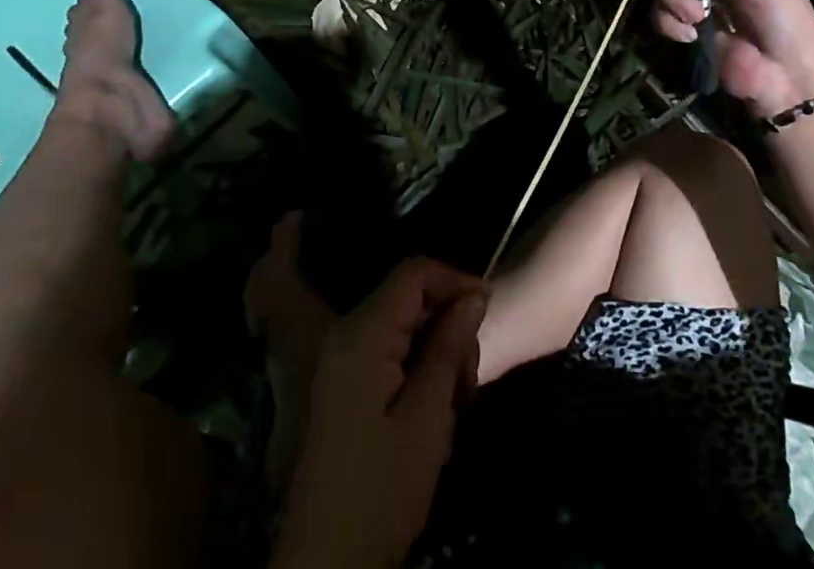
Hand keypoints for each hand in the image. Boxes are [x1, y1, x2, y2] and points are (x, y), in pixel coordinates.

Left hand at [271, 259, 487, 568]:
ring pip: (402, 327)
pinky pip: (387, 352)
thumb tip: (473, 295)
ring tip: (455, 398)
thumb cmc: (382, 486)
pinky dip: (417, 366)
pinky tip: (434, 406)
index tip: (487, 307)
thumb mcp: (429, 413)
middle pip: (407, 299)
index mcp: (361, 335)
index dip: (455, 279)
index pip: (412, 273)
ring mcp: (337, 362)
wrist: (326, 560)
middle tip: (469, 376)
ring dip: (436, 349)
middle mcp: (343, 337)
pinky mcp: (340, 386)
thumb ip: (449, 345)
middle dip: (447, 323)